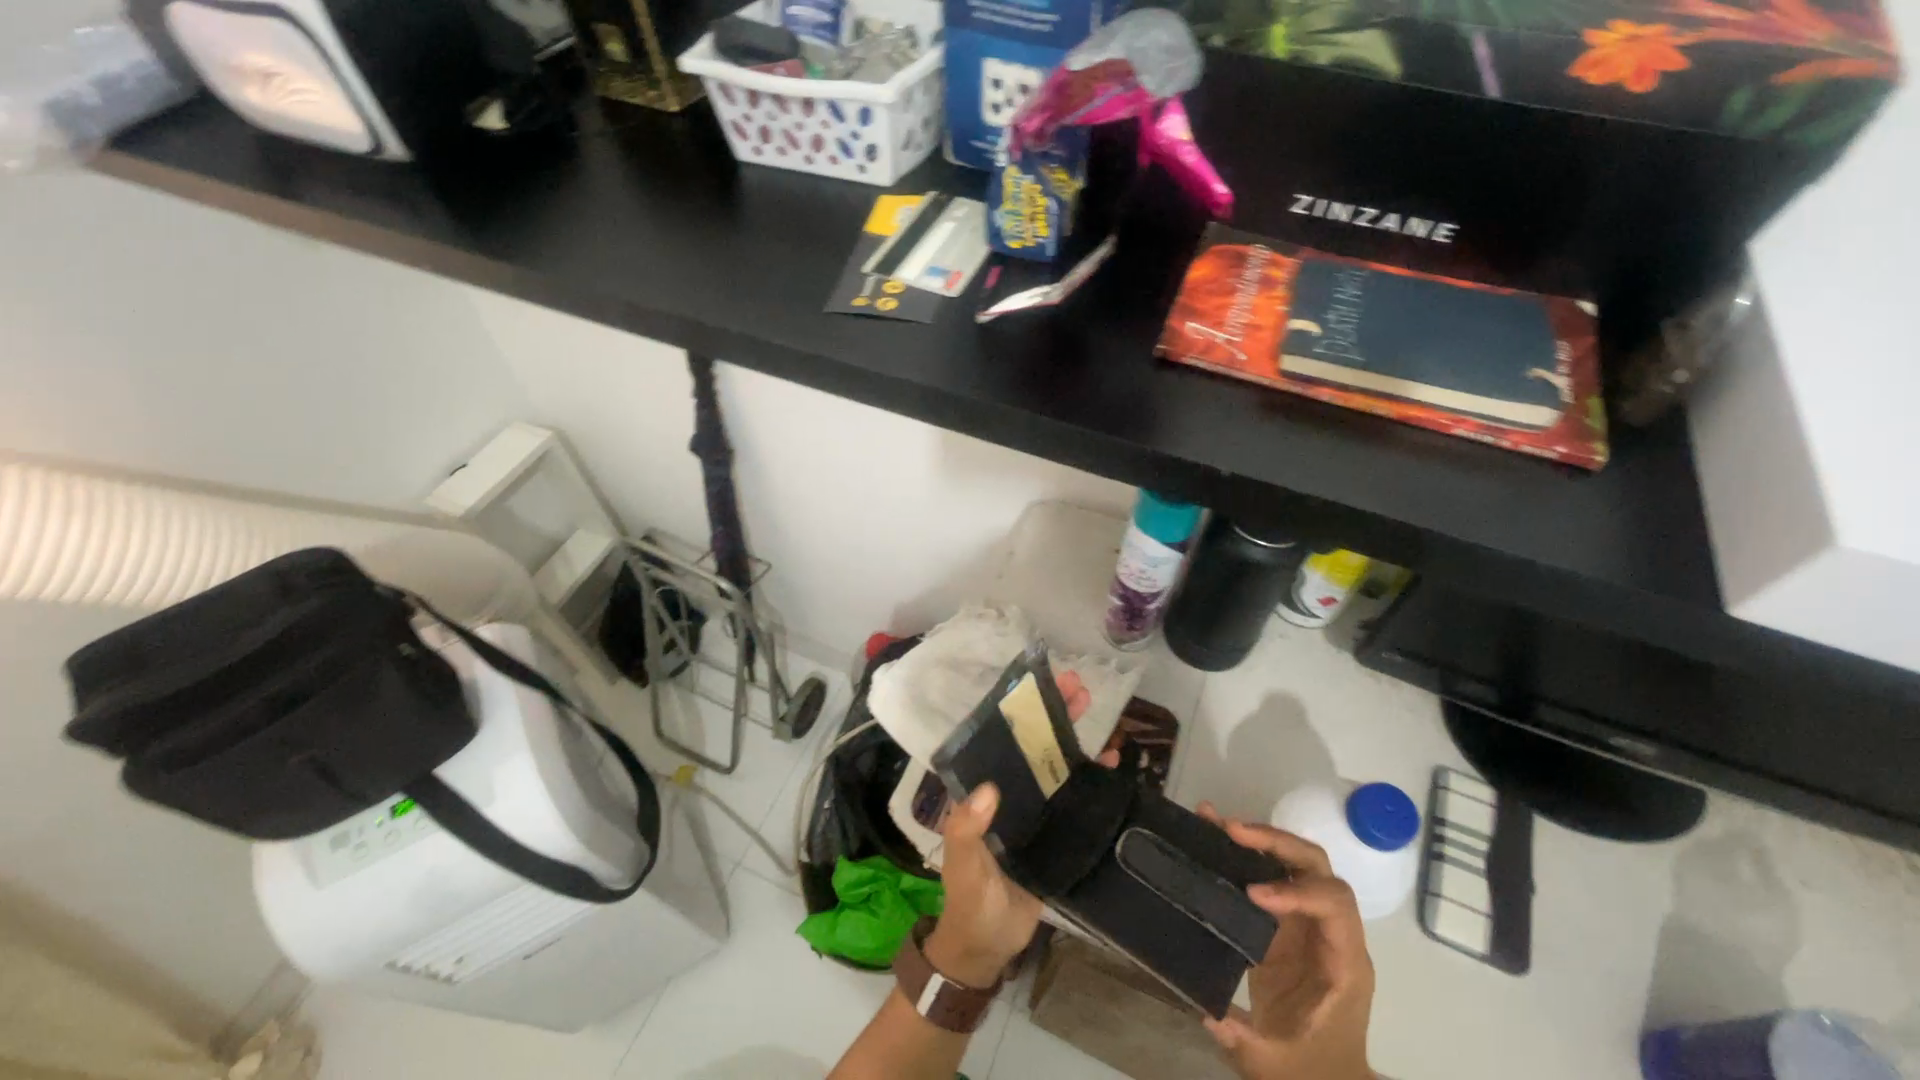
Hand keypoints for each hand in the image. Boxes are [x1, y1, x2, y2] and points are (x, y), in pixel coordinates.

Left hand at [925, 672, 1102, 987]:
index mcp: (982, 796)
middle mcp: (1010, 795)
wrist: (990, 946)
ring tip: (1100, 714)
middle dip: (1053, 716)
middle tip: (1079, 690)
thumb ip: (966, 829)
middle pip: (1032, 746)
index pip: (999, 744)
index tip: (1035, 688)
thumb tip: (988, 789)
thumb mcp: (962, 863)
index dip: (1017, 714)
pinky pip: (1077, 800)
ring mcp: (1036, 813)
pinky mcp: (1059, 834)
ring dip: (1075, 740)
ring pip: (1057, 766)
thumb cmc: (969, 900)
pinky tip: (1112, 762)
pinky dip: (1093, 778)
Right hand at [1197, 804, 1375, 1079]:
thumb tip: (1210, 1015)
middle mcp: (1331, 933)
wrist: (1326, 1076)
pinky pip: (1269, 879)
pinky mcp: (1284, 927)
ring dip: (1259, 839)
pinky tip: (1212, 834)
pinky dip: (1243, 854)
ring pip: (1295, 864)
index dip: (1299, 892)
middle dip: (1278, 843)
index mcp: (1343, 963)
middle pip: (1319, 869)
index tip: (1253, 894)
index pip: (1335, 906)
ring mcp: (1308, 926)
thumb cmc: (1312, 1069)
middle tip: (1232, 831)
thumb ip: (1247, 1044)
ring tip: (1215, 821)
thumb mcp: (1278, 1066)